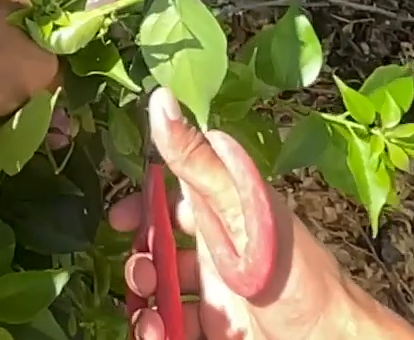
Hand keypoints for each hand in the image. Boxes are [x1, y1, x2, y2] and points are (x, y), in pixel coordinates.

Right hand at [113, 89, 413, 339]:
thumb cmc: (295, 277)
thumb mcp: (240, 211)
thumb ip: (197, 161)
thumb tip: (161, 96)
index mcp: (223, 214)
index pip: (170, 197)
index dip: (141, 206)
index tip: (118, 220)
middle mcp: (216, 253)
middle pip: (159, 247)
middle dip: (139, 259)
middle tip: (141, 274)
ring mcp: (216, 296)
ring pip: (159, 291)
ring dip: (143, 300)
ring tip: (148, 316)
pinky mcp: (215, 333)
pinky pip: (170, 327)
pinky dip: (153, 330)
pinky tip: (156, 333)